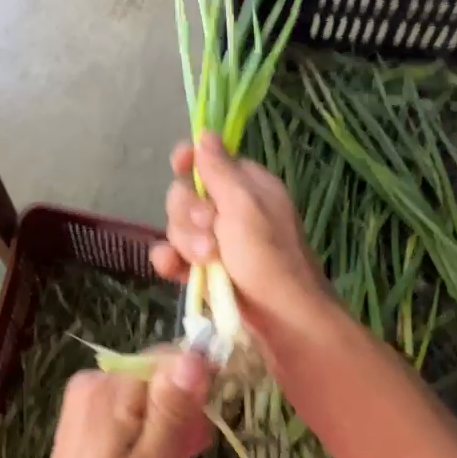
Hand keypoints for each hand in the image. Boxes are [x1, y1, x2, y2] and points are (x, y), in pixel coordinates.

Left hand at [14, 350, 212, 457]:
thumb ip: (175, 407)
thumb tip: (196, 353)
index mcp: (107, 387)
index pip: (168, 358)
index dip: (197, 386)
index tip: (203, 429)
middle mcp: (92, 383)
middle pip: (157, 376)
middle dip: (181, 412)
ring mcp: (85, 403)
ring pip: (148, 397)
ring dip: (168, 428)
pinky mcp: (85, 424)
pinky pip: (131, 412)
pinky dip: (148, 435)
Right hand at [150, 133, 335, 337]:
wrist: (284, 325)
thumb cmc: (269, 259)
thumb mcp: (244, 207)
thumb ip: (219, 170)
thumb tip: (205, 132)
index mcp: (249, 186)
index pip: (210, 160)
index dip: (190, 162)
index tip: (180, 166)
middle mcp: (234, 209)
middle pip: (186, 194)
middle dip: (188, 213)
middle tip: (209, 232)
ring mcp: (220, 242)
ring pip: (178, 226)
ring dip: (184, 242)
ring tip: (205, 262)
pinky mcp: (208, 271)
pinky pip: (176, 256)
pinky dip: (172, 261)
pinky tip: (173, 271)